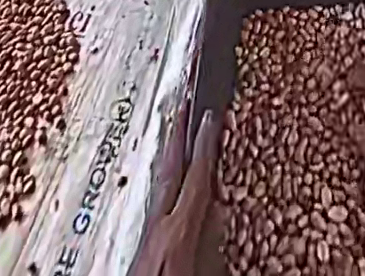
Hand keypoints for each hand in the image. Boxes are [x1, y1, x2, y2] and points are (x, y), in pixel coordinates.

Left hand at [130, 109, 225, 275]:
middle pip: (170, 168)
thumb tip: (223, 209)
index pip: (196, 175)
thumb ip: (216, 240)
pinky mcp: (141, 248)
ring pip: (160, 182)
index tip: (212, 115)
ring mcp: (146, 236)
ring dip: (171, 154)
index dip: (206, 143)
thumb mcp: (205, 272)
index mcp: (178, 233)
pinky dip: (166, 179)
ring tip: (178, 132)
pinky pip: (157, 199)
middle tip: (186, 104)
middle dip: (179, 133)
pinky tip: (170, 180)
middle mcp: (158, 228)